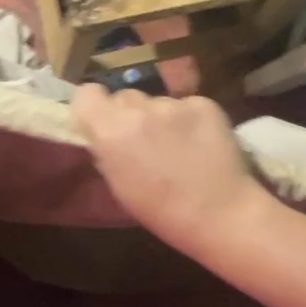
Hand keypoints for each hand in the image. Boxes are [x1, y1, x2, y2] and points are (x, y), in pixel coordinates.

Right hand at [71, 84, 268, 247]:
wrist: (219, 213)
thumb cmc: (160, 211)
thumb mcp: (118, 185)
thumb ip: (106, 151)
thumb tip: (103, 135)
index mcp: (111, 132)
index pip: (87, 93)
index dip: (93, 106)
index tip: (102, 122)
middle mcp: (139, 109)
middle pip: (124, 96)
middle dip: (129, 114)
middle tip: (143, 141)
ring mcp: (174, 104)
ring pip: (156, 101)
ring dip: (160, 118)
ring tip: (177, 146)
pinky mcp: (204, 103)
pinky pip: (185, 105)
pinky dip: (188, 119)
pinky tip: (199, 143)